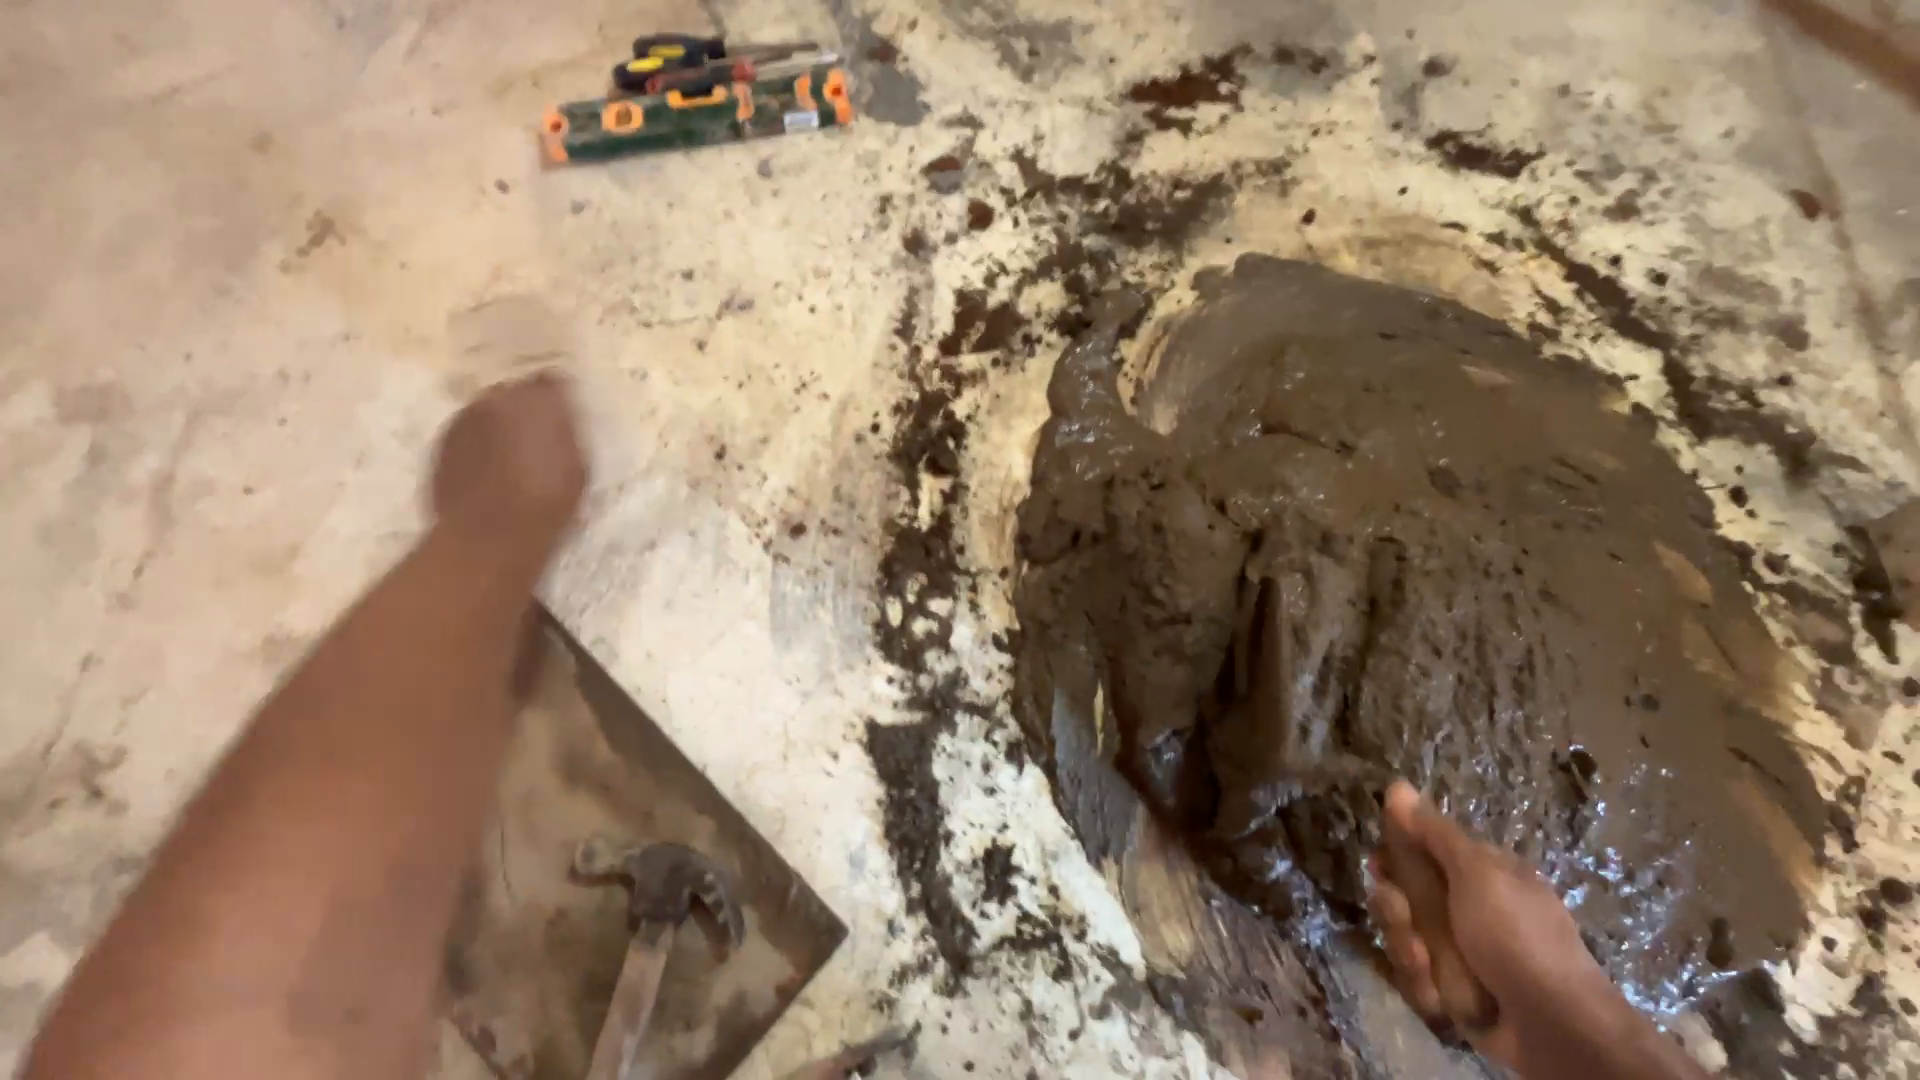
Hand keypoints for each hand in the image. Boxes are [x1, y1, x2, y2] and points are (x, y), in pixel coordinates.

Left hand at [431, 370, 587, 554]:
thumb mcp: (577, 465)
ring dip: (498, 424)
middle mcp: (498, 398)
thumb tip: (560, 418)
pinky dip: (477, 443)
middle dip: (524, 408)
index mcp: (539, 401)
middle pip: (513, 392)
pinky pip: (466, 433)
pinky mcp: (441, 441)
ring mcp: (464, 418)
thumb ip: (567, 432)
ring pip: (486, 411)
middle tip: (537, 435)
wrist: (491, 533)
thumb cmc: (548, 502)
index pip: (551, 381)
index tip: (563, 414)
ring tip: (510, 455)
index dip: (557, 398)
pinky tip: (487, 469)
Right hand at [1368, 782, 1623, 1074]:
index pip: (1420, 851)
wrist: (1554, 1027)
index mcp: (1481, 874)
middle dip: (1396, 912)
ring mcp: (1460, 952)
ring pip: (1404, 938)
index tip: (1379, 866)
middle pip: (1403, 897)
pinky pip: (1416, 978)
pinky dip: (1424, 986)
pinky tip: (1440, 995)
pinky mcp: (1453, 991)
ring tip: (1427, 965)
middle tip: (1406, 920)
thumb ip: (1433, 832)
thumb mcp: (1476, 872)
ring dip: (1408, 950)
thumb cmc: (1517, 936)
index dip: (1394, 858)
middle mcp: (1468, 908)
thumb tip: (1397, 786)